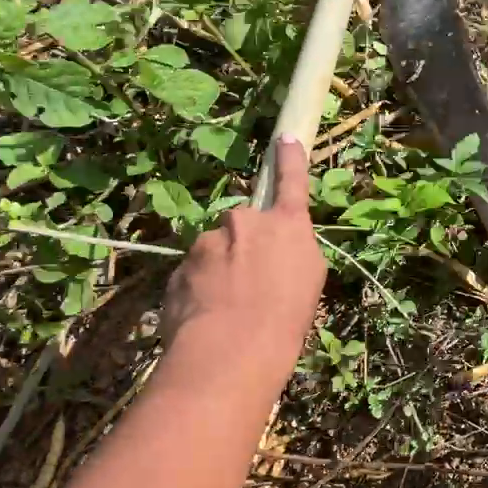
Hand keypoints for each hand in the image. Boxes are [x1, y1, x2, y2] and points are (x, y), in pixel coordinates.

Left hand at [162, 136, 325, 375]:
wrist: (231, 348)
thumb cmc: (287, 313)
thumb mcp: (310, 277)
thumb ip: (293, 249)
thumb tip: (276, 247)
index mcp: (285, 223)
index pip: (290, 182)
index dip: (289, 160)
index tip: (285, 139)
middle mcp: (244, 223)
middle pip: (243, 224)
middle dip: (244, 243)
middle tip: (253, 280)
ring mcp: (206, 243)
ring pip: (215, 250)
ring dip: (220, 270)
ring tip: (230, 308)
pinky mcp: (177, 269)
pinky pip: (192, 274)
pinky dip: (200, 291)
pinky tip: (208, 318)